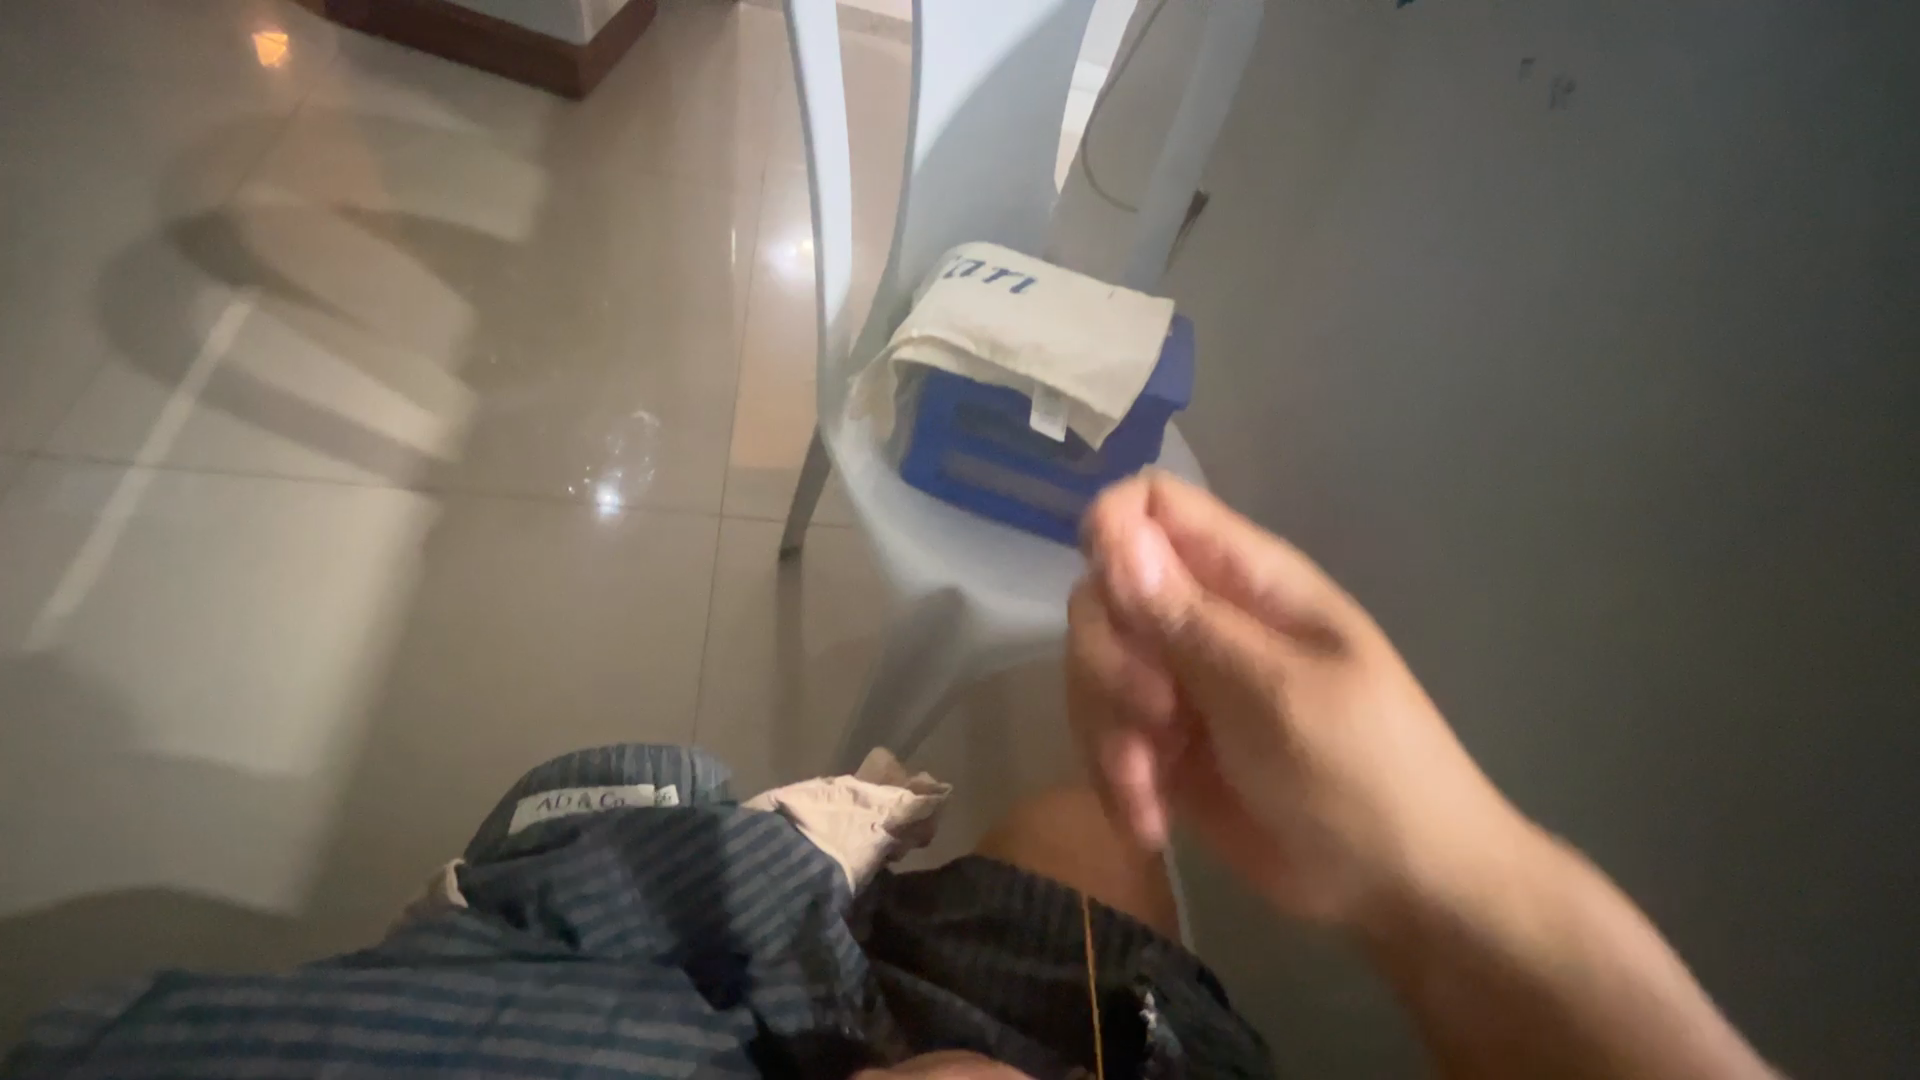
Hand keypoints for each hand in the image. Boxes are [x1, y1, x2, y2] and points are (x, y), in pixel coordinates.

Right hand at [1069, 471, 1531, 930]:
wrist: (1395, 887)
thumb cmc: (1363, 772)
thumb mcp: (1278, 693)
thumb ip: (1190, 618)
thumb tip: (1112, 533)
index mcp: (1243, 577)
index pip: (1153, 504)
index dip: (1112, 530)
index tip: (1113, 603)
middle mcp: (1198, 614)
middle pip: (1102, 592)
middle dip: (1109, 660)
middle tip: (1155, 715)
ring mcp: (1174, 677)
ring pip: (1090, 665)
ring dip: (1105, 731)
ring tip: (1150, 791)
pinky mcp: (1156, 738)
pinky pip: (1098, 728)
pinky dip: (1111, 774)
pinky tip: (1150, 820)